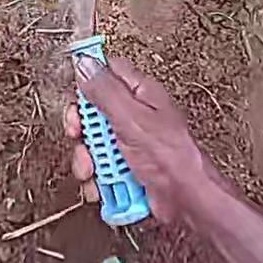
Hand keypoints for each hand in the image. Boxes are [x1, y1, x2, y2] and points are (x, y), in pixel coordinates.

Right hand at [63, 56, 226, 223]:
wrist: (185, 200)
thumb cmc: (171, 155)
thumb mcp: (131, 117)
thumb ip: (105, 90)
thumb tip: (85, 63)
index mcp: (139, 93)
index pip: (105, 74)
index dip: (86, 84)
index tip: (76, 100)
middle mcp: (133, 115)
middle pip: (92, 112)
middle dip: (81, 129)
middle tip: (81, 136)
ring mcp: (127, 143)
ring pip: (92, 144)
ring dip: (87, 161)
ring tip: (95, 171)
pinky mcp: (124, 167)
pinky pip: (99, 169)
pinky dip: (97, 180)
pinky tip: (103, 186)